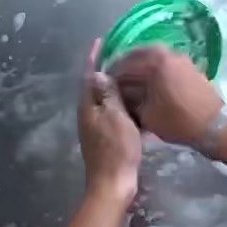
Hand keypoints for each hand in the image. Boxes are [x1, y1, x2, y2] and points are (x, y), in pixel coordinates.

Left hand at [78, 39, 140, 203]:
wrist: (113, 185)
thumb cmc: (116, 149)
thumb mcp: (115, 117)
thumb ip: (108, 95)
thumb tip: (99, 73)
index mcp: (88, 106)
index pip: (89, 76)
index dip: (94, 58)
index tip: (100, 41)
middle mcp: (88, 114)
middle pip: (96, 87)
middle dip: (107, 71)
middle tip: (122, 56)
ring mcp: (96, 127)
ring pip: (107, 101)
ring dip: (117, 89)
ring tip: (134, 76)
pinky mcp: (106, 138)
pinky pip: (115, 115)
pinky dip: (125, 107)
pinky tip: (138, 105)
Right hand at [108, 44, 224, 146]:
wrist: (216, 127)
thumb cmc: (178, 120)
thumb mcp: (145, 114)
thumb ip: (126, 99)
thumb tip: (113, 91)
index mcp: (155, 59)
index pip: (123, 62)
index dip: (111, 75)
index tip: (103, 86)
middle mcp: (167, 53)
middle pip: (137, 57)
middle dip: (124, 71)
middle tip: (114, 86)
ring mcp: (180, 58)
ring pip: (150, 61)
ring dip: (138, 72)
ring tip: (130, 89)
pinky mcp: (188, 67)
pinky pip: (163, 65)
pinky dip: (152, 74)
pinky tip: (147, 89)